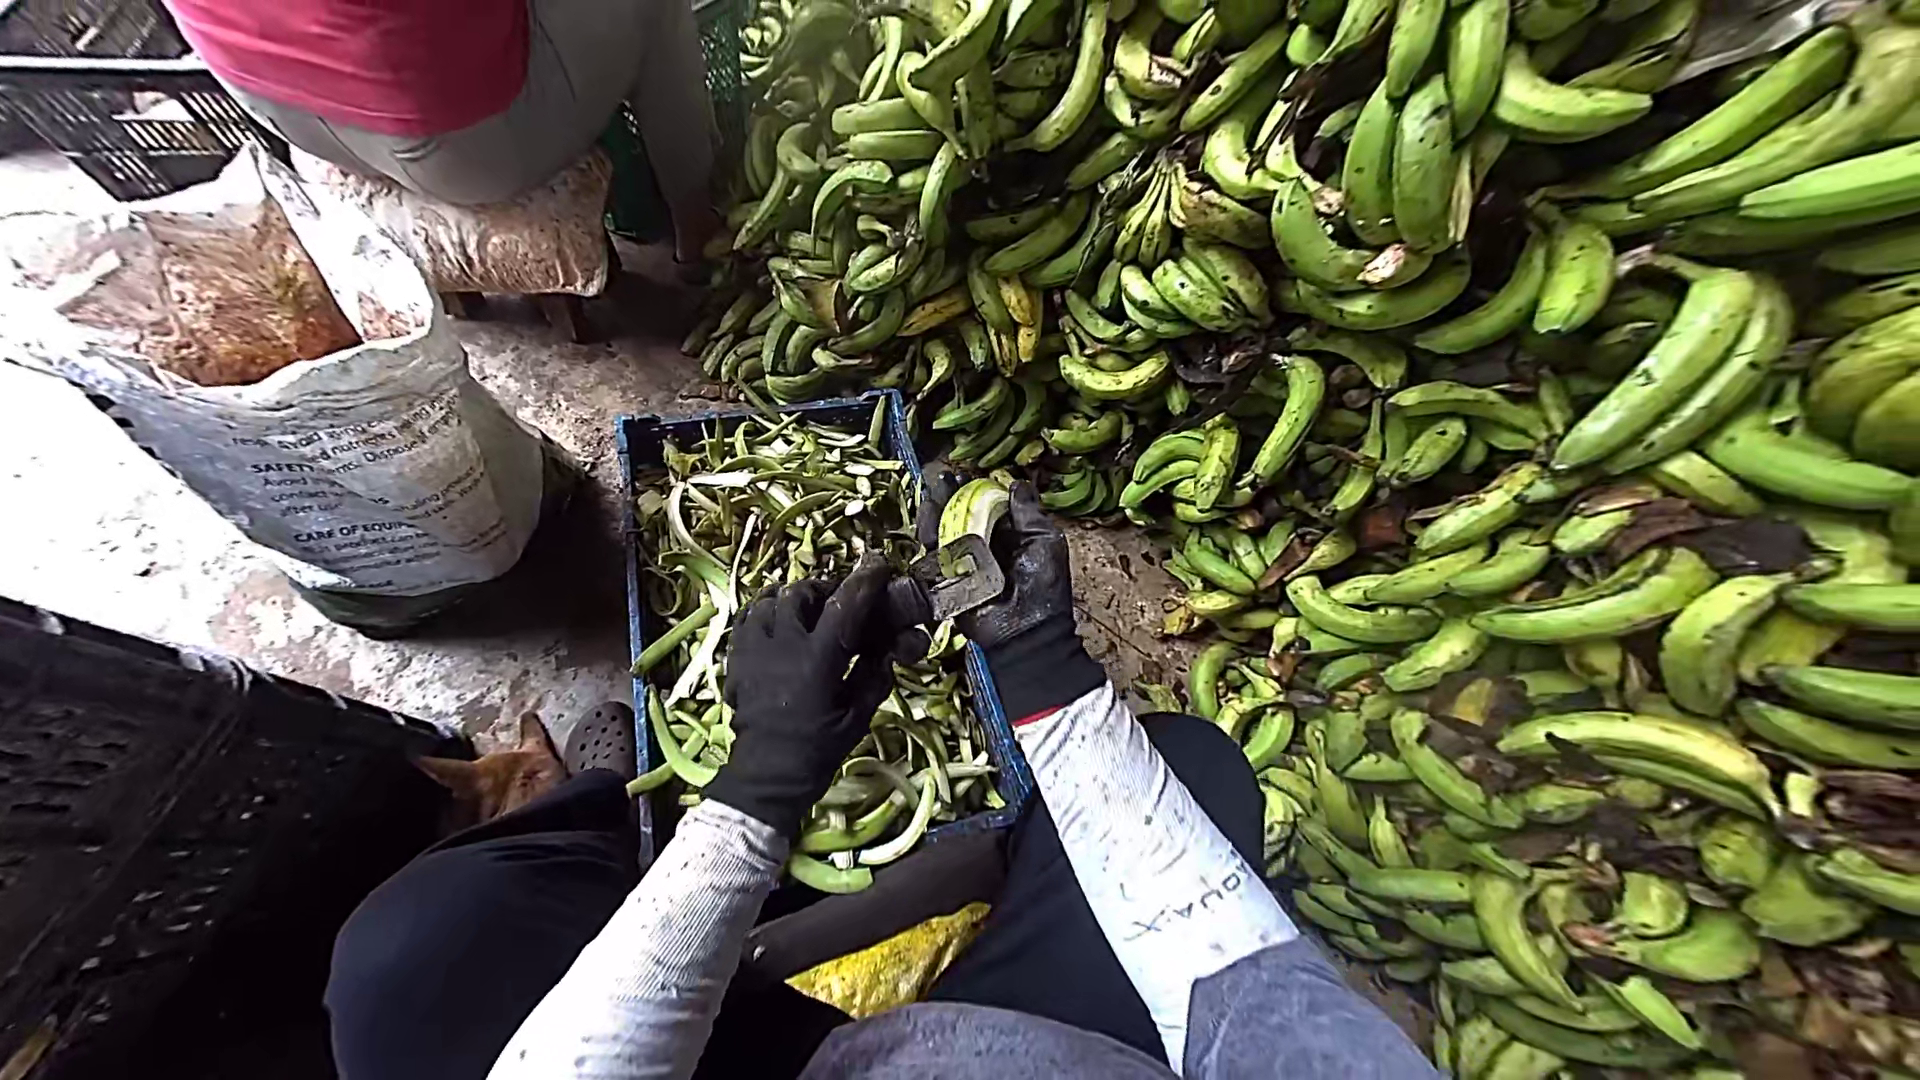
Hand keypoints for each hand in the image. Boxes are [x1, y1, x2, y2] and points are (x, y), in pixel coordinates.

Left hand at [707, 554, 924, 838]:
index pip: (843, 606)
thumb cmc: (818, 749)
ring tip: (804, 609)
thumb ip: (875, 676)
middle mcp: (782, 648)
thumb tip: (892, 647)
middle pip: (799, 594)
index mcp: (817, 662)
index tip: (878, 565)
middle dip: (822, 588)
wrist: (767, 776)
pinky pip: (746, 621)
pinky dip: (763, 613)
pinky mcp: (736, 661)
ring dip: (789, 599)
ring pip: (767, 602)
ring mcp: (753, 652)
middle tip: (836, 598)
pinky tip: (775, 622)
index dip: (864, 581)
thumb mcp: (858, 715)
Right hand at [916, 468, 1074, 650]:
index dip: (974, 488)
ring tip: (932, 491)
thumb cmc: (1043, 588)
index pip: (986, 506)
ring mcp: (963, 563)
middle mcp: (983, 546)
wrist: (1025, 632)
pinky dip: (929, 536)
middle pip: (959, 515)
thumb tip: (1017, 483)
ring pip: (943, 531)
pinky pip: (933, 555)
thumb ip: (1029, 513)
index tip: (963, 473)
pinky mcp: (947, 580)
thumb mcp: (1045, 542)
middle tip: (940, 477)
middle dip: (948, 494)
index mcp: (1008, 536)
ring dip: (935, 510)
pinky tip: (928, 519)